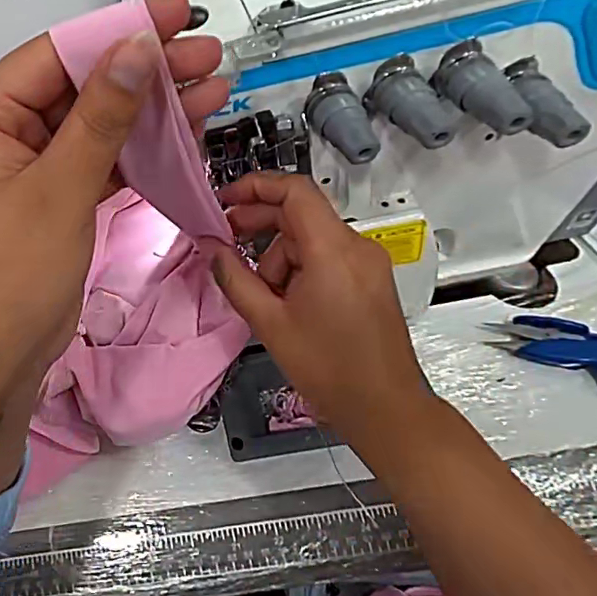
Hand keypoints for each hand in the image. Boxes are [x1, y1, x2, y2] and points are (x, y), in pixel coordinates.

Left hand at [0, 0, 227, 499]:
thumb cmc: (10, 280)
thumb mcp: (58, 191)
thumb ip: (100, 118)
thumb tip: (135, 48)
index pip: (55, 55)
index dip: (115, 30)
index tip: (172, 16)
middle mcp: (6, 134)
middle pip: (82, 84)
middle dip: (144, 68)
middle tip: (206, 52)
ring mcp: (35, 167)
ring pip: (99, 121)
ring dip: (151, 107)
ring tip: (211, 86)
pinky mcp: (59, 196)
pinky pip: (103, 158)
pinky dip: (141, 147)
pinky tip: (184, 131)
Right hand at [206, 172, 435, 457]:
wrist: (385, 409)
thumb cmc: (332, 370)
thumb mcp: (269, 322)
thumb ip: (233, 277)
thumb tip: (211, 247)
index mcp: (333, 251)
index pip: (294, 191)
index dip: (255, 186)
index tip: (226, 198)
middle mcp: (356, 247)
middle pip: (299, 213)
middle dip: (259, 224)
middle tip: (226, 241)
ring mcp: (366, 262)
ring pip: (309, 238)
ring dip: (277, 255)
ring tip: (263, 296)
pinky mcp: (369, 278)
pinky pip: (325, 255)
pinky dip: (298, 267)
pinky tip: (284, 300)